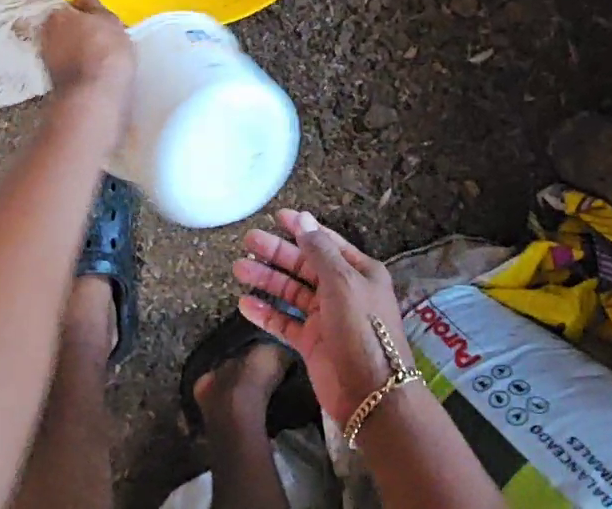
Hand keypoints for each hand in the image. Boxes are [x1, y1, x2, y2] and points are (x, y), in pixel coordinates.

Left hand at [40, 0, 134, 94]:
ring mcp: (48, 62)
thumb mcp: (109, 21)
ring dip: (79, 52)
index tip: (99, 20)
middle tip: (101, 37)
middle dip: (79, 32)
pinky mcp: (56, 83)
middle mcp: (45, 37)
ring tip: (101, 57)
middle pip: (64, 29)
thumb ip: (94, 7)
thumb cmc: (105, 50)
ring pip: (66, 50)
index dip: (84, 13)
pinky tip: (95, 72)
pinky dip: (80, 68)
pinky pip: (70, 68)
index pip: (68, 8)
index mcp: (56, 16)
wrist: (95, 96)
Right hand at [233, 208, 409, 425]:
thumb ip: (319, 251)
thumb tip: (304, 218)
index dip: (303, 229)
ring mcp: (325, 317)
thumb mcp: (342, 282)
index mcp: (359, 272)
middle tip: (248, 240)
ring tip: (239, 268)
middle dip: (277, 252)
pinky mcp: (311, 343)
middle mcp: (342, 291)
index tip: (277, 216)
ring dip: (267, 279)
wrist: (372, 394)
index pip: (326, 243)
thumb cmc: (361, 329)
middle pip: (304, 265)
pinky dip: (266, 313)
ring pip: (291, 292)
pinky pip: (285, 322)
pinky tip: (245, 304)